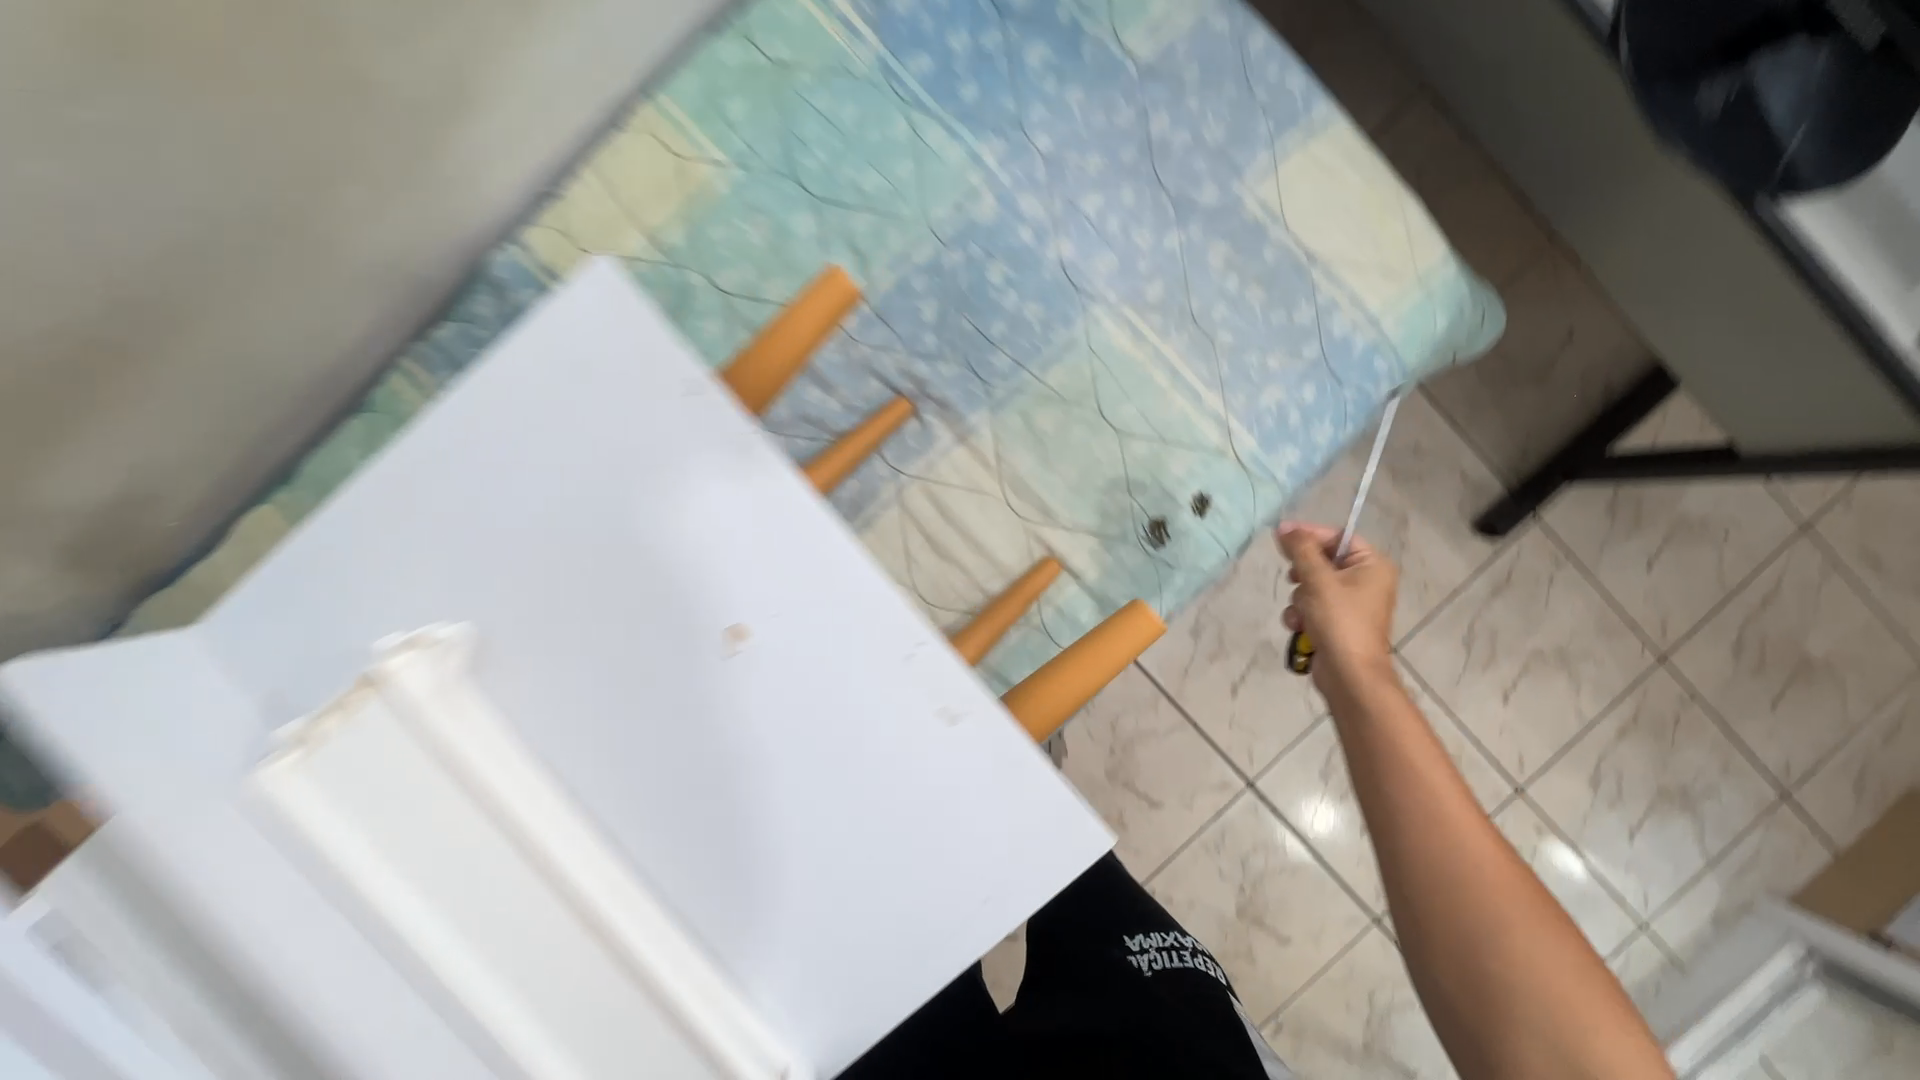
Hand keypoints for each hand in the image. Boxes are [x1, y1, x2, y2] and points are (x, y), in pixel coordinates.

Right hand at [1276, 523, 1397, 692]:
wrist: (1349, 674)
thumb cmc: (1340, 621)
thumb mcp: (1318, 580)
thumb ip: (1300, 550)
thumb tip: (1283, 527)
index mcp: (1373, 565)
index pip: (1337, 536)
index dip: (1309, 535)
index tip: (1280, 536)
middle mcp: (1366, 580)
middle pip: (1322, 561)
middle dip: (1302, 575)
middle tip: (1294, 580)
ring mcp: (1352, 602)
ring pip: (1312, 584)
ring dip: (1299, 598)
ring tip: (1301, 612)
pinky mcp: (1337, 621)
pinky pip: (1312, 605)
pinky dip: (1302, 613)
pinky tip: (1299, 626)